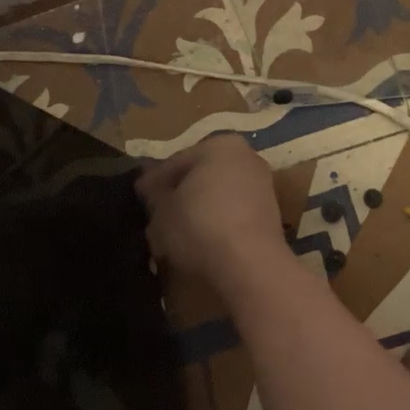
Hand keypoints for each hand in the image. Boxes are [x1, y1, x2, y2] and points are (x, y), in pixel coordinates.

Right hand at [135, 134, 290, 298]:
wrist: (249, 264)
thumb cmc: (199, 225)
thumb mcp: (162, 210)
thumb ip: (154, 195)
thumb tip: (150, 187)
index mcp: (220, 145)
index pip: (176, 161)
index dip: (153, 182)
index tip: (138, 199)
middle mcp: (246, 157)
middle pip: (201, 176)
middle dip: (179, 194)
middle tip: (155, 215)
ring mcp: (262, 186)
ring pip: (218, 195)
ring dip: (198, 210)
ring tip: (174, 233)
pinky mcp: (270, 215)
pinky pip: (234, 214)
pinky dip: (217, 224)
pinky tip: (199, 242)